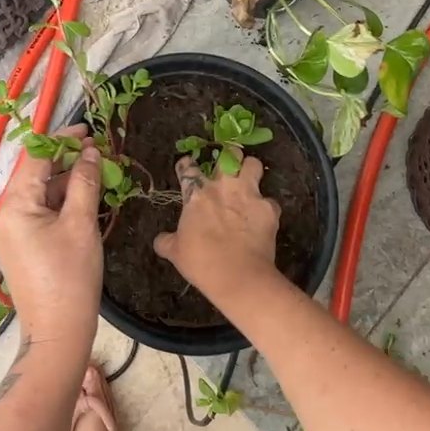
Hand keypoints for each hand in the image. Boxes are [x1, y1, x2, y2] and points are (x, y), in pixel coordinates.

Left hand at [0, 125, 103, 350]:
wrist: (58, 332)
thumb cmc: (71, 277)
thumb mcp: (81, 224)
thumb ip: (85, 182)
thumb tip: (91, 152)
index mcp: (14, 206)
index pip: (36, 158)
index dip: (62, 139)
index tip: (88, 129)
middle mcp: (5, 213)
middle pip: (36, 173)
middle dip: (67, 158)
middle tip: (98, 150)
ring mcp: (11, 229)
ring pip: (40, 191)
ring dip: (67, 179)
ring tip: (98, 170)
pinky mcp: (21, 242)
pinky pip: (40, 209)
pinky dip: (62, 199)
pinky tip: (86, 194)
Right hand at [153, 155, 280, 304]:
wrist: (239, 276)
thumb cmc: (202, 262)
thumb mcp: (176, 253)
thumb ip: (166, 241)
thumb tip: (159, 240)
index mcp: (196, 193)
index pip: (187, 166)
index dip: (186, 165)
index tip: (187, 168)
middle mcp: (223, 186)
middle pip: (228, 153)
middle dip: (228, 156)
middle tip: (226, 167)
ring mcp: (249, 194)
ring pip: (253, 164)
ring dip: (250, 170)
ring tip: (248, 180)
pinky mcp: (269, 208)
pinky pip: (269, 201)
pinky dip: (265, 207)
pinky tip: (262, 218)